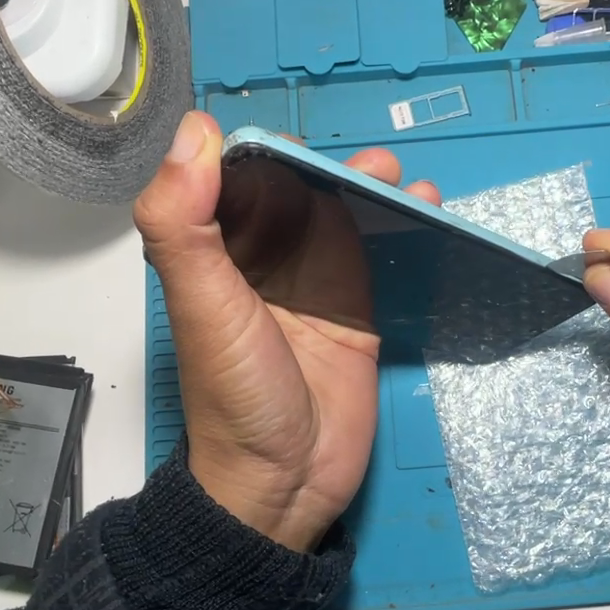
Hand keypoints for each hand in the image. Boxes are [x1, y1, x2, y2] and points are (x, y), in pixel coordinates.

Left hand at [133, 113, 440, 551]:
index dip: (267, 150)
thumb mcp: (203, 306)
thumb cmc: (236, 394)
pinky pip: (378, 249)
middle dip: (331, 163)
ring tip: (401, 180)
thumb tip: (196, 128)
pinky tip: (426, 207)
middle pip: (298, 185)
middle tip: (371, 166)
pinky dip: (400, 221)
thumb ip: (183, 222)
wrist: (285, 481)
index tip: (302, 147)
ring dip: (371, 185)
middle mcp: (265, 254)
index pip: (237, 175)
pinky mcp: (358, 303)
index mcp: (217, 247)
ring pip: (342, 209)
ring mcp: (316, 278)